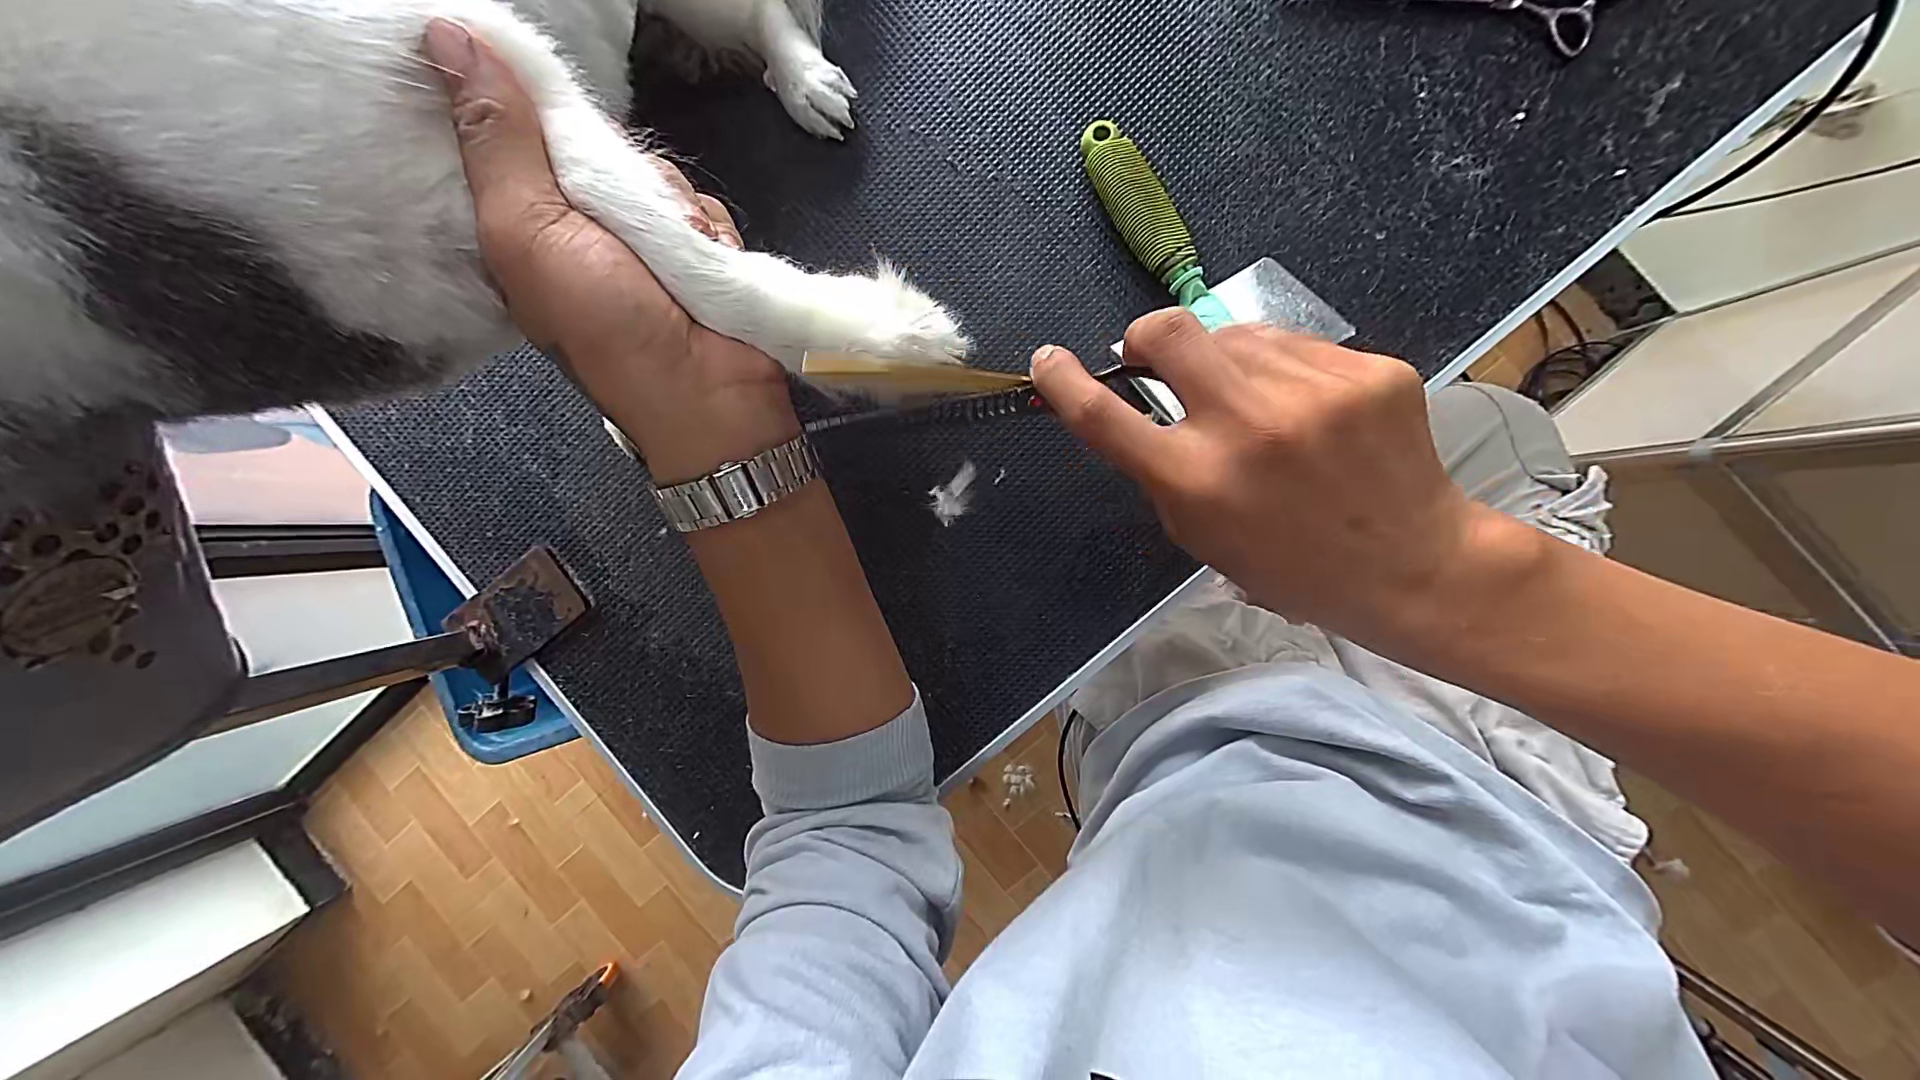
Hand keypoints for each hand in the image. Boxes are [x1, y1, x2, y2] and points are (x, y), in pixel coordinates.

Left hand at [423, 19, 796, 481]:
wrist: (705, 393)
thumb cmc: (610, 330)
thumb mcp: (531, 236)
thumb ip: (499, 145)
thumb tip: (448, 37)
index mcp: (525, 226)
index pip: (521, 137)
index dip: (535, 115)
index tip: (554, 118)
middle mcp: (584, 230)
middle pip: (598, 148)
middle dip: (621, 171)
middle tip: (630, 215)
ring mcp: (647, 245)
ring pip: (658, 177)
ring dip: (675, 208)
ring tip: (683, 254)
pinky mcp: (701, 255)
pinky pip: (703, 209)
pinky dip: (711, 230)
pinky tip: (711, 260)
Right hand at [1030, 310, 1546, 646]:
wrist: (1408, 565)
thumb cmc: (1286, 565)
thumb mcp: (1200, 532)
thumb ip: (1163, 467)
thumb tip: (1148, 404)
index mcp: (1196, 480)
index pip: (1104, 417)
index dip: (1063, 382)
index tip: (1047, 360)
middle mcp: (1246, 425)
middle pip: (1166, 332)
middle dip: (1144, 336)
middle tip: (1151, 355)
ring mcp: (1313, 390)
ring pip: (1233, 333)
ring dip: (1221, 359)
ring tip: (1251, 400)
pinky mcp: (1368, 369)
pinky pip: (1293, 344)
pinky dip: (1279, 367)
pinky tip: (1304, 406)